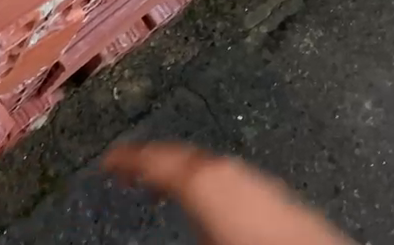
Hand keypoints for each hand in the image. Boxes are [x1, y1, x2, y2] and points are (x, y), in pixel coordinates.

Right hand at [103, 142, 353, 244]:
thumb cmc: (251, 240)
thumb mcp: (201, 237)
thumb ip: (172, 217)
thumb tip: (148, 190)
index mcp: (202, 176)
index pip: (154, 158)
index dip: (126, 158)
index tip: (107, 159)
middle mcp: (229, 167)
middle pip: (183, 156)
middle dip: (157, 161)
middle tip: (132, 170)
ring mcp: (261, 180)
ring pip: (212, 167)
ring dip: (187, 173)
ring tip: (168, 187)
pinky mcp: (286, 200)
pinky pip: (237, 182)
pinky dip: (216, 186)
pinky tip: (218, 206)